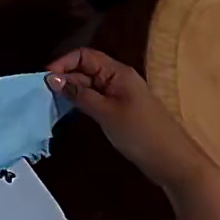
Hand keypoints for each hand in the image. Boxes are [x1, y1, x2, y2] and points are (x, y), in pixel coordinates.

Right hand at [46, 49, 212, 194]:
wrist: (174, 164)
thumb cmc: (141, 133)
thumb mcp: (106, 113)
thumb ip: (79, 94)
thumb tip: (52, 78)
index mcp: (118, 72)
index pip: (85, 56)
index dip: (64, 62)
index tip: (46, 77)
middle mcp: (118, 79)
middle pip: (86, 69)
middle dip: (65, 77)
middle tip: (44, 93)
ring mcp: (120, 95)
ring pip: (90, 85)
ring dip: (72, 91)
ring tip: (52, 102)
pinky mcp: (120, 111)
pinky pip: (96, 99)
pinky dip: (81, 102)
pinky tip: (70, 111)